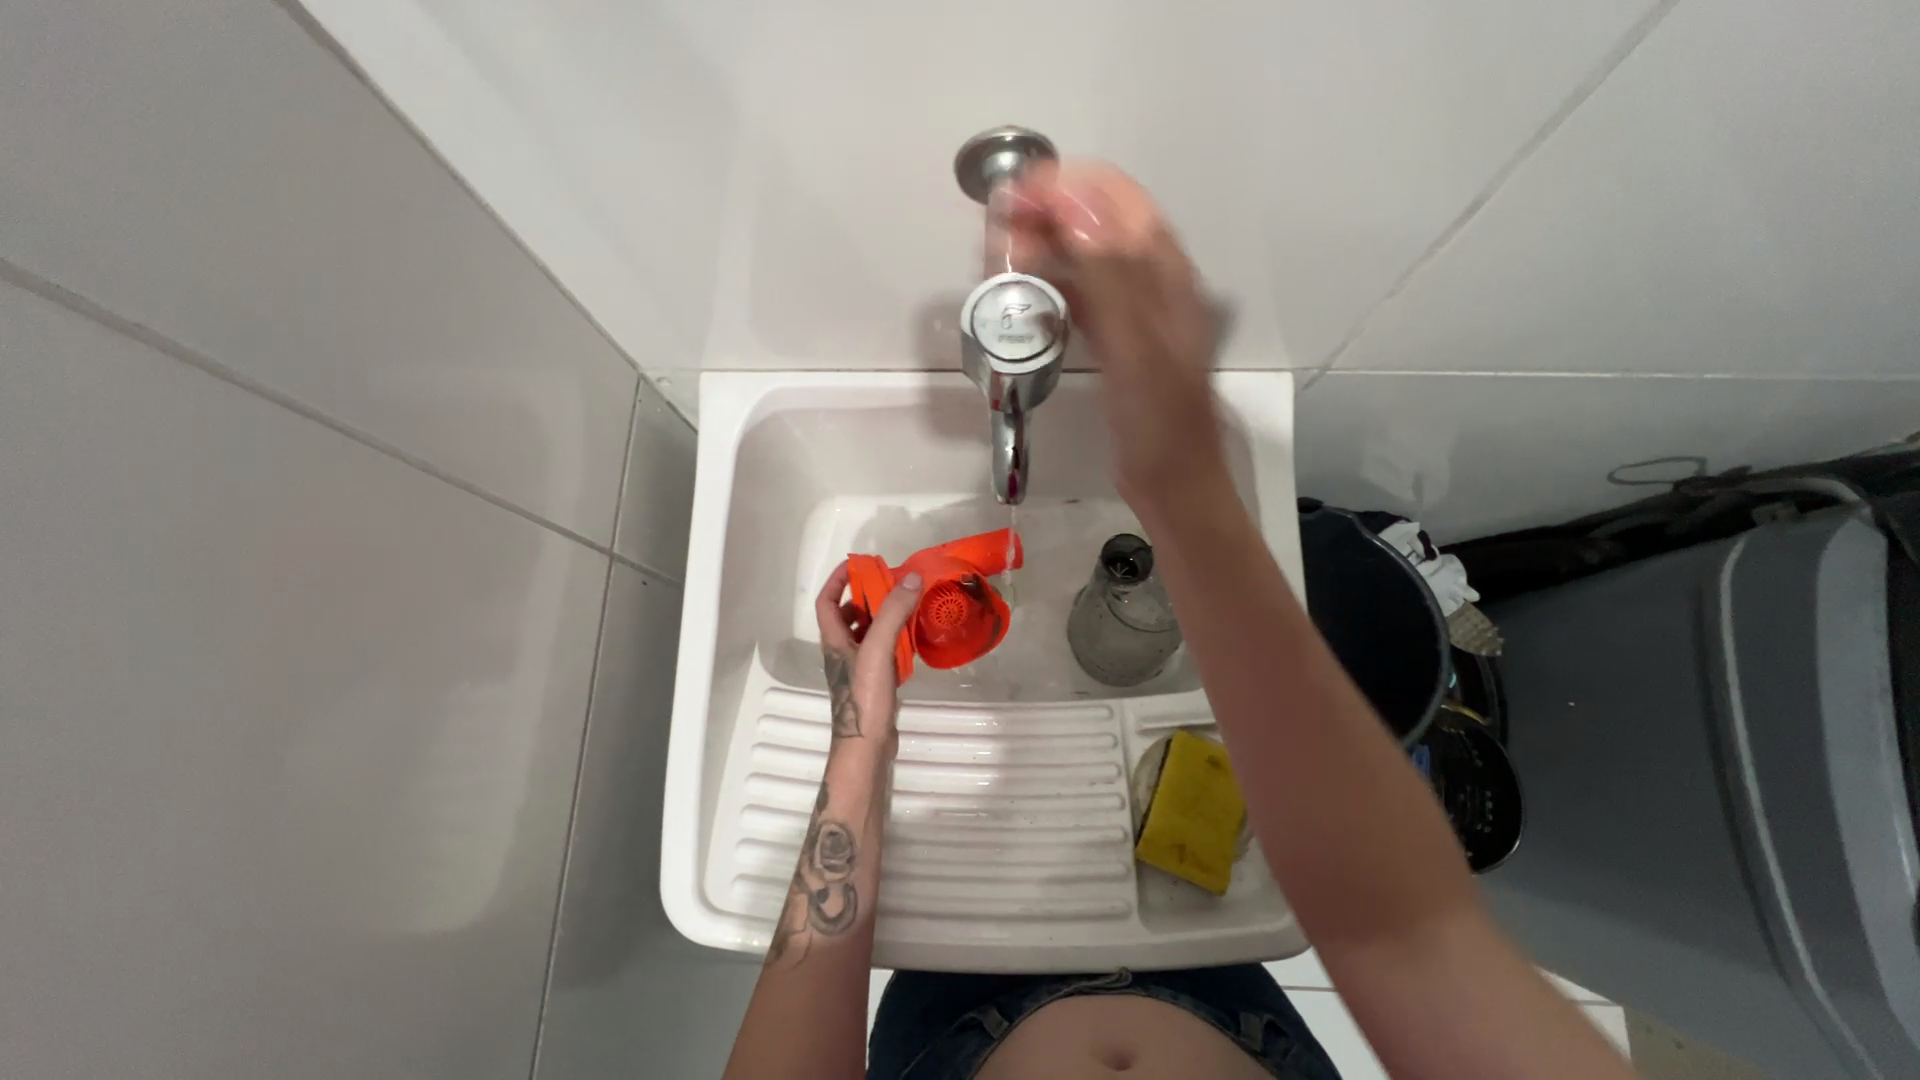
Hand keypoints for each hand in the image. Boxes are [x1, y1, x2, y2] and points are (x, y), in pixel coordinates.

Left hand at [815, 562, 922, 751]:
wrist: (867, 745)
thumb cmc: (864, 697)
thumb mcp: (877, 650)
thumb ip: (893, 613)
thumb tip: (910, 578)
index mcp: (834, 641)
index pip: (826, 602)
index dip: (837, 581)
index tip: (857, 565)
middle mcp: (842, 652)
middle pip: (847, 616)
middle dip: (867, 597)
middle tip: (892, 585)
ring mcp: (858, 669)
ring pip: (866, 634)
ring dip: (883, 618)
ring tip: (907, 606)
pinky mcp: (874, 683)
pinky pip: (882, 652)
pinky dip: (895, 640)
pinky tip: (914, 639)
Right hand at [1005, 161, 1226, 508]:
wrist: (1175, 482)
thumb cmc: (1159, 425)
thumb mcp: (1137, 350)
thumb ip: (1111, 276)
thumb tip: (1075, 204)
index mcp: (1165, 273)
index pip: (1112, 198)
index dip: (1062, 187)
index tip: (1010, 201)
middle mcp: (1153, 280)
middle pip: (1096, 219)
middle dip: (1046, 212)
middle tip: (995, 235)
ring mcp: (1135, 308)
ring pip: (1085, 254)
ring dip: (1044, 245)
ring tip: (999, 258)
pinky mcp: (1118, 337)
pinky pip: (1082, 293)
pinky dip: (1052, 284)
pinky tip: (1025, 296)